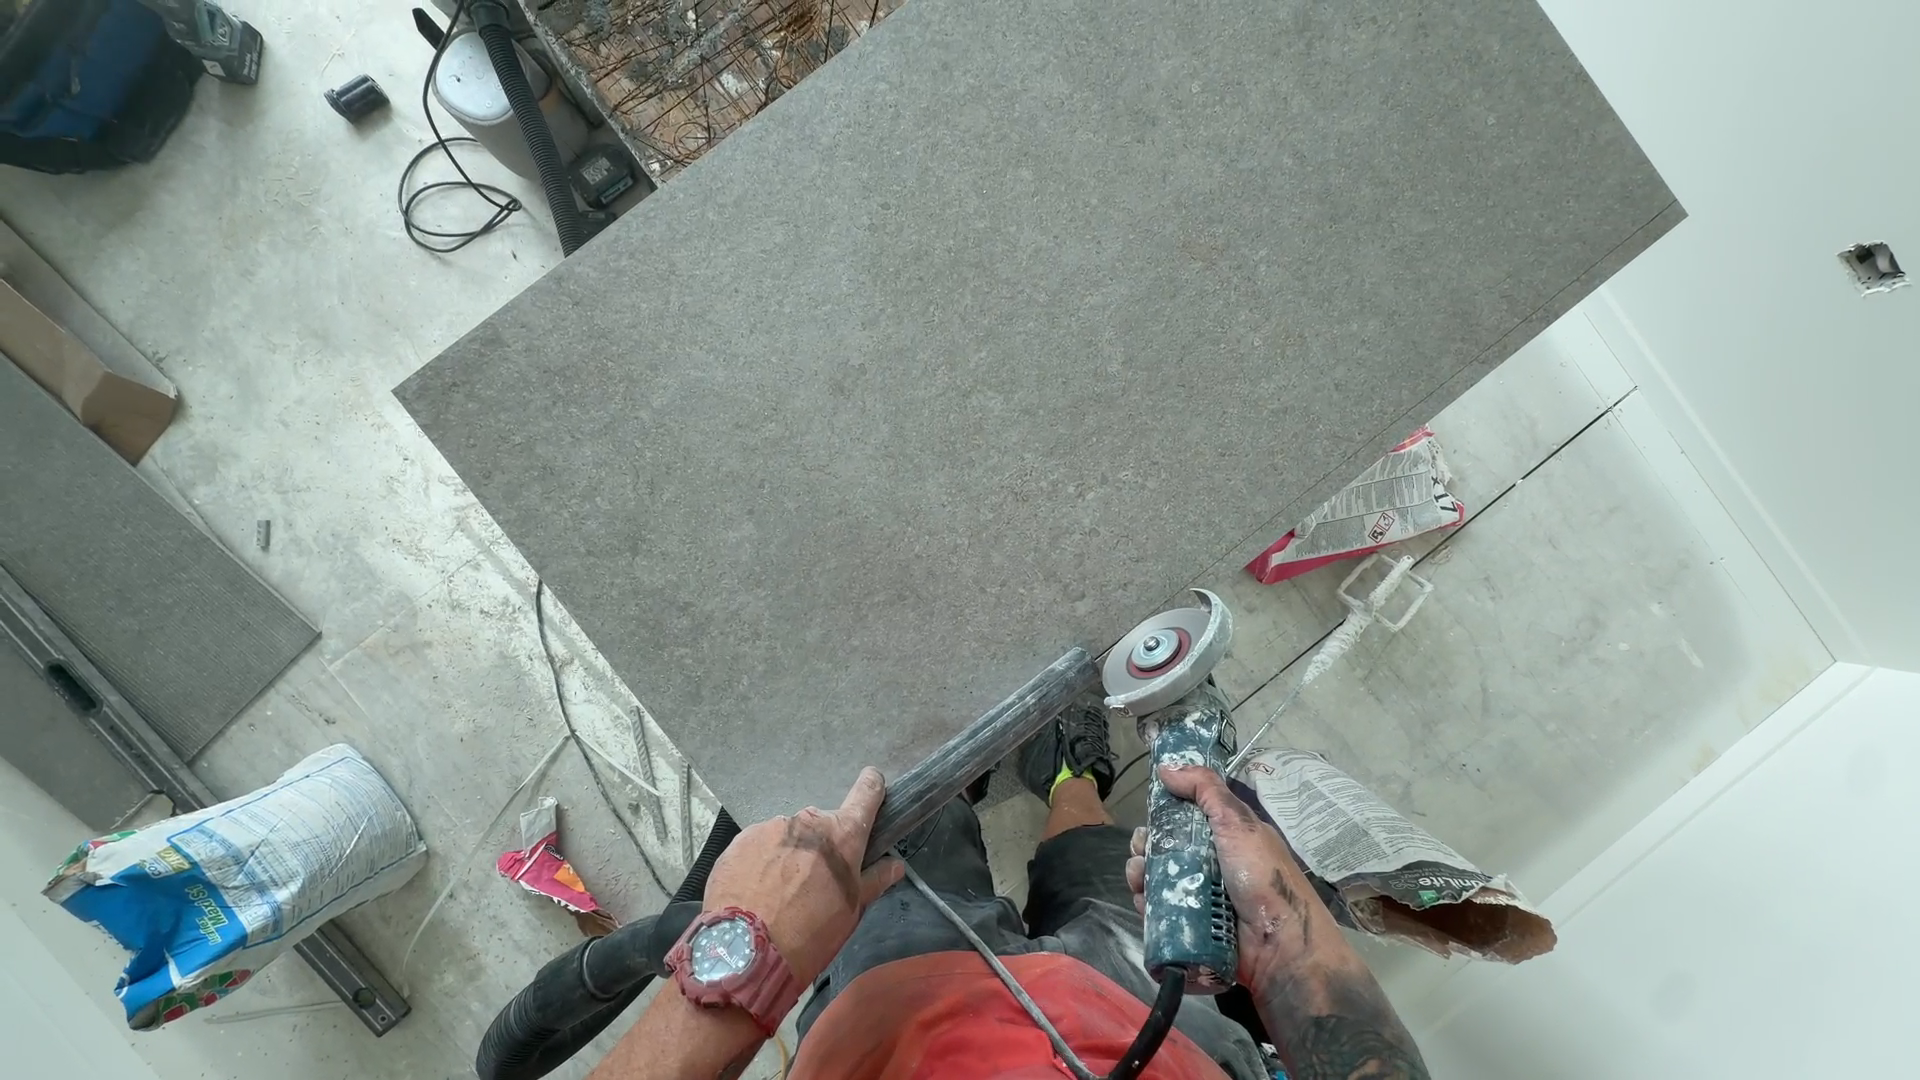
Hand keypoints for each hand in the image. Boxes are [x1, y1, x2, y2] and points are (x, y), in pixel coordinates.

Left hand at [701, 767, 905, 983]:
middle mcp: (807, 821)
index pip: (867, 791)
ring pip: (789, 835)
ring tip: (777, 892)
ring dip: (789, 853)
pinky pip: (758, 845)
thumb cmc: (810, 934)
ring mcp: (771, 827)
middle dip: (822, 844)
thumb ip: (874, 880)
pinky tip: (754, 891)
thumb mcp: (851, 911)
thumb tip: (896, 864)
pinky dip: (760, 861)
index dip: (873, 788)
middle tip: (813, 880)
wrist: (744, 955)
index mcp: (842, 834)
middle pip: (822, 823)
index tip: (873, 790)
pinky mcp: (740, 840)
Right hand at [1125, 764, 1324, 986]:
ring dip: (1139, 874)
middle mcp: (1208, 866)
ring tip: (1139, 877)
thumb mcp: (1238, 821)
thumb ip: (1205, 788)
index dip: (1160, 816)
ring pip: (1154, 880)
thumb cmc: (1262, 876)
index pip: (1182, 821)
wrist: (1282, 946)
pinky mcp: (1188, 928)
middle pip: (1162, 849)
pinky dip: (1145, 905)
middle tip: (1141, 851)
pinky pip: (1157, 913)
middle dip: (1144, 846)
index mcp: (1222, 839)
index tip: (1148, 816)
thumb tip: (1166, 767)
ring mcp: (1197, 899)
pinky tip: (1143, 900)